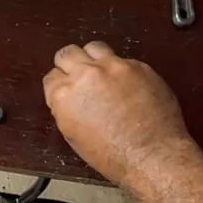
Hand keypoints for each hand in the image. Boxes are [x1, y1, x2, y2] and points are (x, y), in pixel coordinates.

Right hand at [43, 41, 199, 187]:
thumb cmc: (113, 155)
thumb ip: (65, 109)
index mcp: (64, 95)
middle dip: (69, 64)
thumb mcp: (73, 136)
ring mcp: (113, 67)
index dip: (58, 84)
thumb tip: (67, 99)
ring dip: (92, 58)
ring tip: (100, 73)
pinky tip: (126, 86)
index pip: (51, 77)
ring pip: (93, 47)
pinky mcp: (138, 66)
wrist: (150, 154)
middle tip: (77, 76)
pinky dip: (120, 70)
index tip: (64, 90)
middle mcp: (86, 75)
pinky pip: (122, 59)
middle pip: (67, 53)